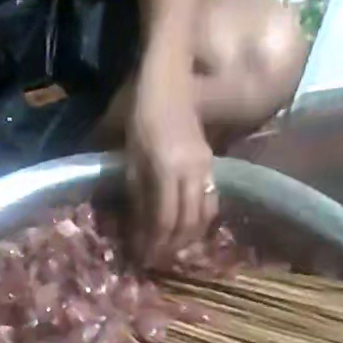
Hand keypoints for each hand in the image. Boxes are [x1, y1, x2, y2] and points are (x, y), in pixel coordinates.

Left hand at [125, 69, 214, 260]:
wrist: (170, 81)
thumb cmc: (141, 119)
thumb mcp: (131, 162)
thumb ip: (137, 199)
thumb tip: (138, 235)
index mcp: (167, 170)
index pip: (165, 220)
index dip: (155, 244)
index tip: (143, 259)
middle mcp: (192, 171)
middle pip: (187, 222)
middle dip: (172, 246)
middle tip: (157, 261)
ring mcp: (205, 166)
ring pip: (203, 214)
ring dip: (188, 237)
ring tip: (172, 250)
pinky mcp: (211, 163)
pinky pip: (210, 199)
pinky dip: (199, 220)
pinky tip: (187, 230)